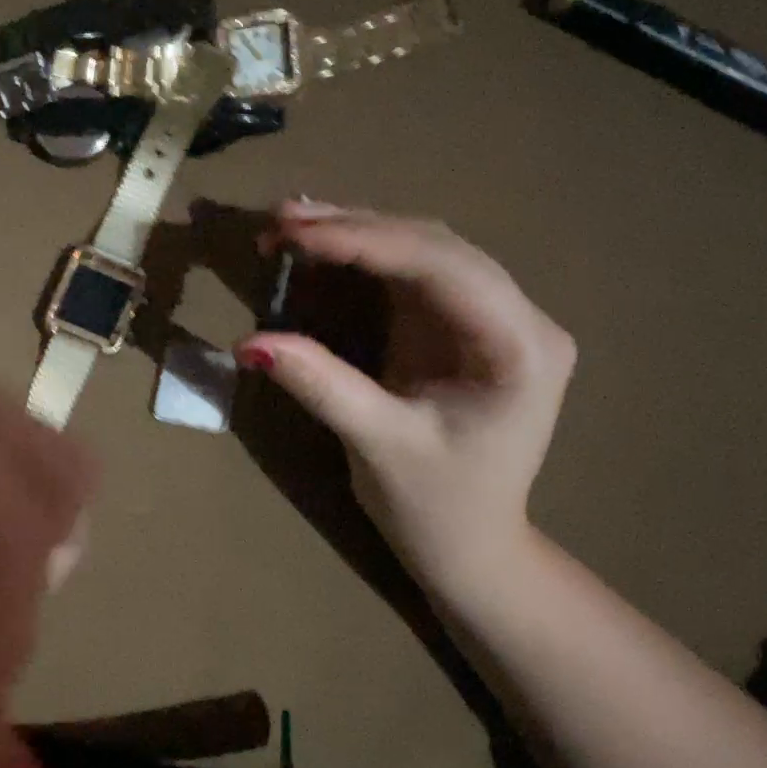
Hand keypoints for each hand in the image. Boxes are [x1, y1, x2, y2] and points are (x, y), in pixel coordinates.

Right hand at [236, 200, 576, 587]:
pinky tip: (321, 243)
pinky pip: (409, 278)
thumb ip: (320, 385)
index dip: (367, 242)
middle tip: (280, 221)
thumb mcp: (376, 445)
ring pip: (423, 253)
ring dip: (357, 234)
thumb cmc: (435, 505)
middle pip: (436, 248)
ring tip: (290, 223)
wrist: (469, 546)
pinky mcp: (455, 330)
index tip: (297, 234)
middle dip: (357, 228)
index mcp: (518, 347)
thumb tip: (248, 342)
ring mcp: (487, 320)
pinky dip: (361, 258)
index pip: (444, 267)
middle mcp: (516, 319)